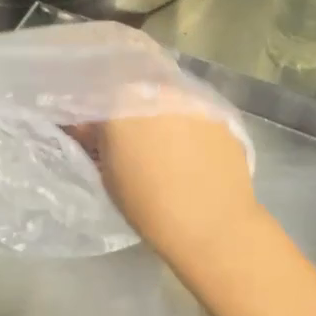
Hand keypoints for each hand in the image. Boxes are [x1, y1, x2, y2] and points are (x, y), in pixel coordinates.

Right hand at [88, 107, 261, 264]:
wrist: (214, 226)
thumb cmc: (150, 207)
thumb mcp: (108, 176)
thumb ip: (98, 143)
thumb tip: (92, 130)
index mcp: (120, 101)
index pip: (99, 99)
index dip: (98, 120)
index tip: (97, 138)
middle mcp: (158, 89)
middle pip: (137, 94)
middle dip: (132, 114)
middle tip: (133, 144)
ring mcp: (195, 98)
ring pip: (169, 101)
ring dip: (163, 118)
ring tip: (167, 151)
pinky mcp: (223, 113)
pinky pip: (197, 115)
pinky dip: (190, 128)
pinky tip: (193, 155)